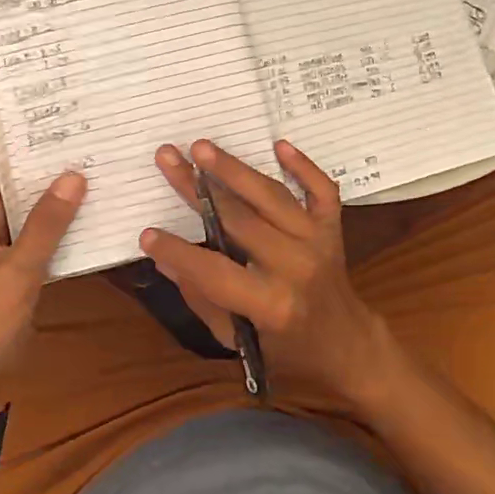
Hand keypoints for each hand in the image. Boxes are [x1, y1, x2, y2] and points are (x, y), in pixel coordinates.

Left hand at [0, 113, 83, 466]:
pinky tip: (90, 198)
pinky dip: (58, 209)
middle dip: (30, 143)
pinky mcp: (13, 261)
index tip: (21, 94)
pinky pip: (36, 224)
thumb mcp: (14, 273)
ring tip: (88, 146)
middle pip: (0, 168)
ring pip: (22, 196)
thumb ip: (46, 225)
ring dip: (48, 176)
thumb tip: (74, 174)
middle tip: (72, 115)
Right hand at [139, 138, 388, 403]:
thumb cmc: (288, 349)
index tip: (147, 233)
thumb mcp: (239, 342)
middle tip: (168, 158)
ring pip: (272, 196)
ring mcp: (318, 241)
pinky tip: (279, 144)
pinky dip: (304, 165)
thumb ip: (203, 299)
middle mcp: (296, 266)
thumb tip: (166, 260)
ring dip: (235, 169)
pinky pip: (321, 189)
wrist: (347, 342)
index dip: (178, 252)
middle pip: (240, 220)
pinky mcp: (333, 226)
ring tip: (202, 147)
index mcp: (271, 304)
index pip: (214, 271)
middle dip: (198, 188)